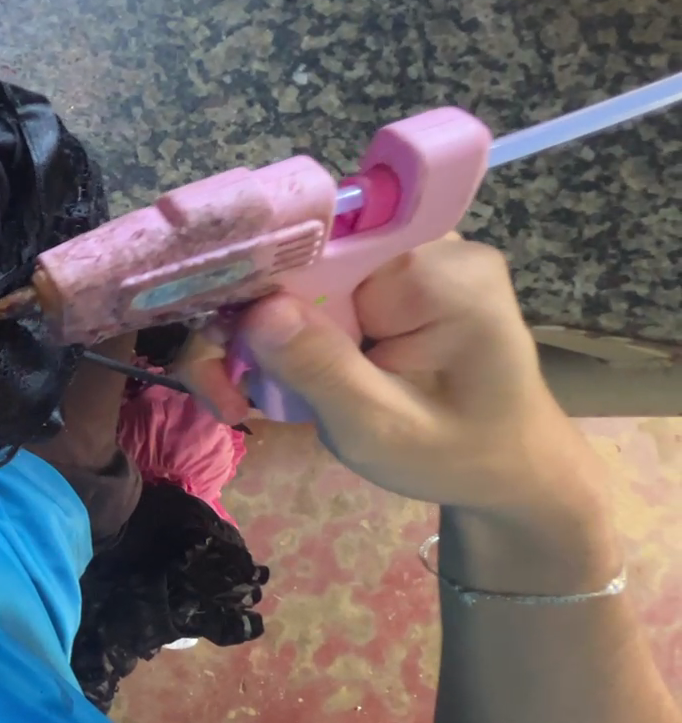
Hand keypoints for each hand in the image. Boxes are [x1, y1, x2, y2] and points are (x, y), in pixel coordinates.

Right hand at [185, 237, 603, 518]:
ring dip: (238, 347)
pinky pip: (288, 303)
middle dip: (235, 333)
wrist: (502, 470)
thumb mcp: (377, 425)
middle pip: (284, 268)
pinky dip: (258, 349)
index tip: (219, 349)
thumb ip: (320, 366)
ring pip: (274, 289)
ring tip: (234, 403)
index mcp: (434, 274)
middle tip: (223, 400)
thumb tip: (256, 310)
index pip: (316, 252)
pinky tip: (254, 388)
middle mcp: (413, 252)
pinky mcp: (368, 291)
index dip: (252, 290)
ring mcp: (389, 269)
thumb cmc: (454, 455)